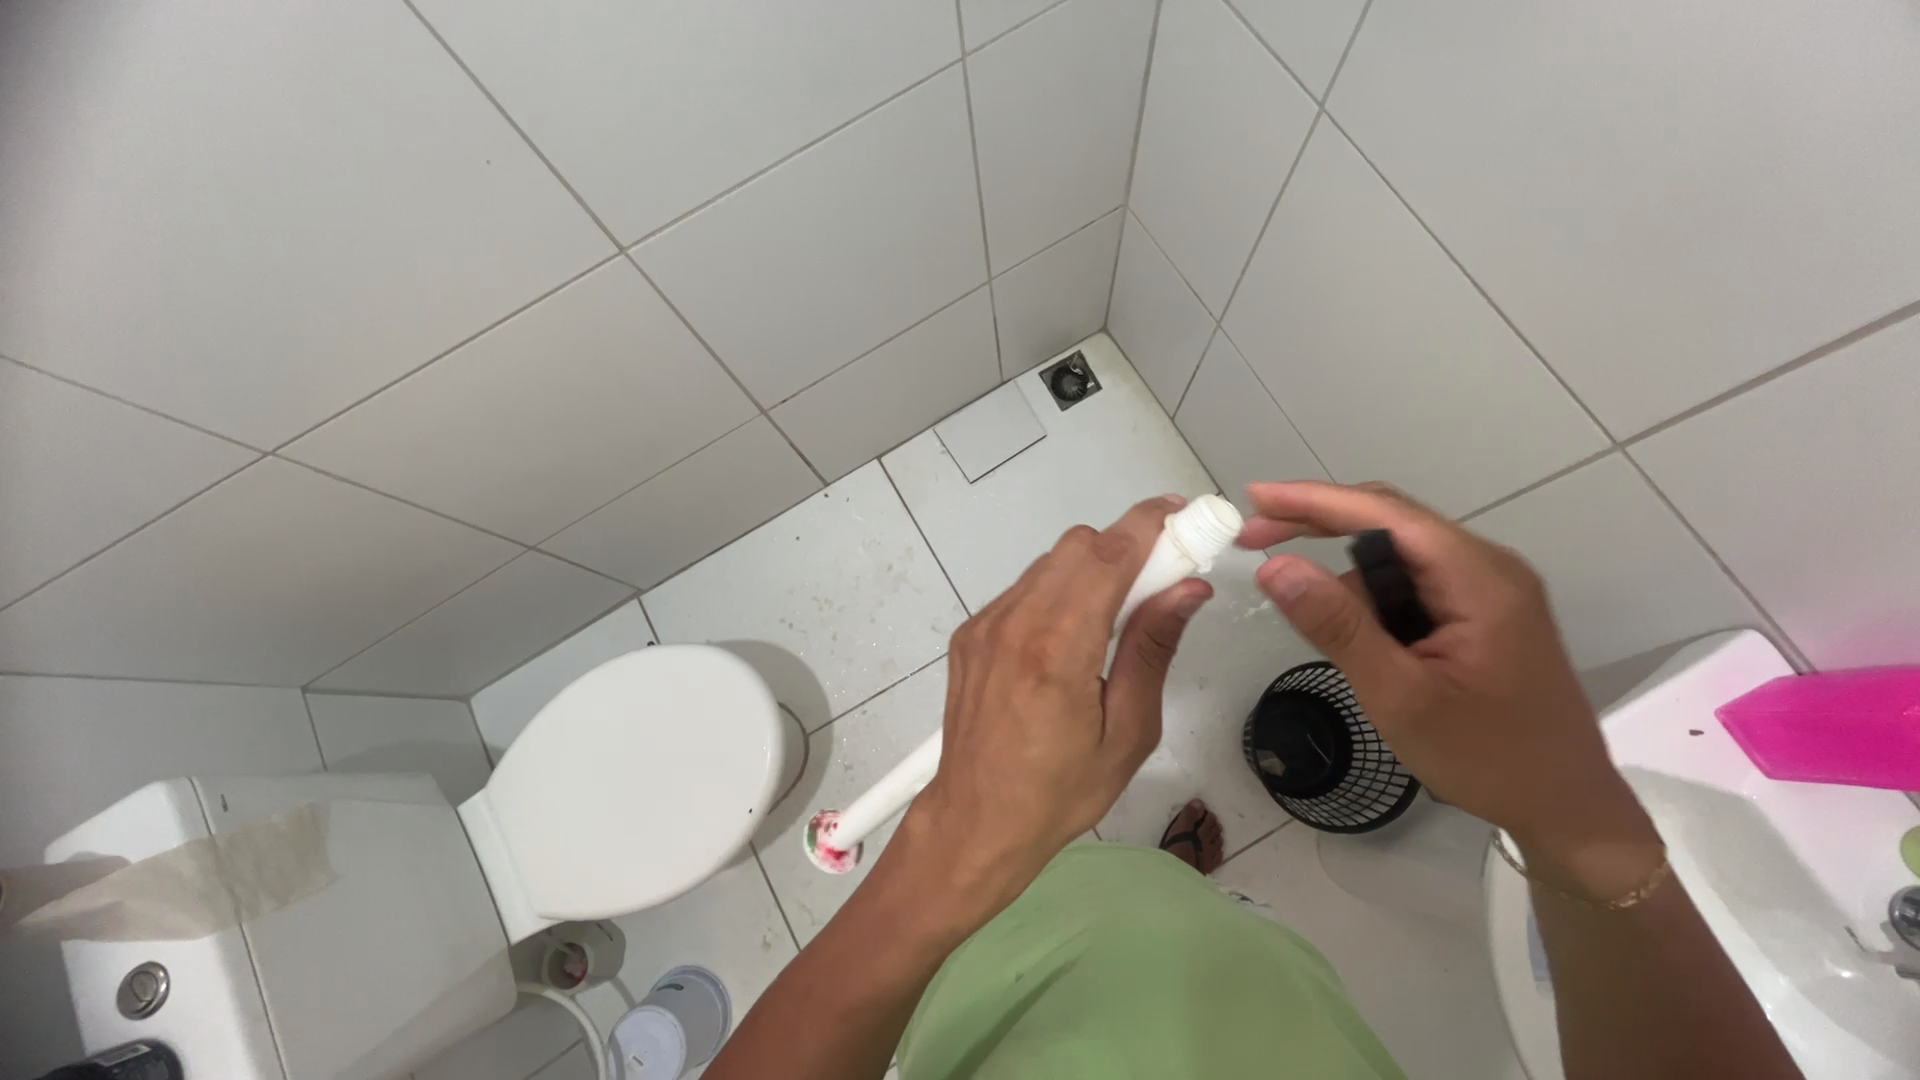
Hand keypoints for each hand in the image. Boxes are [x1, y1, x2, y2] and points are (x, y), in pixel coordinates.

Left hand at [904, 495, 1212, 917]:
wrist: (975, 820)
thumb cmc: (1061, 791)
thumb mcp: (1128, 731)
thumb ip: (1153, 649)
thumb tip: (1188, 588)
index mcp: (1058, 648)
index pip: (1108, 556)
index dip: (1148, 525)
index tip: (1182, 515)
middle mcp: (1014, 622)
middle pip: (1076, 546)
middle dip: (1123, 547)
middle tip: (1158, 578)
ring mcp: (985, 625)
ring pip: (1048, 564)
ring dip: (1089, 569)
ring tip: (1114, 615)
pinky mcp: (969, 635)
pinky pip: (1022, 590)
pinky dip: (1056, 592)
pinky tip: (1069, 637)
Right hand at [1243, 481, 1659, 896]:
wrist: (1566, 808)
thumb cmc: (1487, 757)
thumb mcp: (1398, 695)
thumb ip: (1336, 627)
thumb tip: (1275, 567)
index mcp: (1479, 578)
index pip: (1385, 514)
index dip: (1314, 500)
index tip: (1254, 497)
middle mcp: (1487, 568)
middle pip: (1389, 522)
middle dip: (1317, 524)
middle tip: (1252, 539)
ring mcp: (1487, 589)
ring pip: (1396, 555)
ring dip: (1343, 571)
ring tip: (1308, 618)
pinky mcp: (1479, 612)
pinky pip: (1410, 583)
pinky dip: (1367, 596)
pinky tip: (1349, 630)